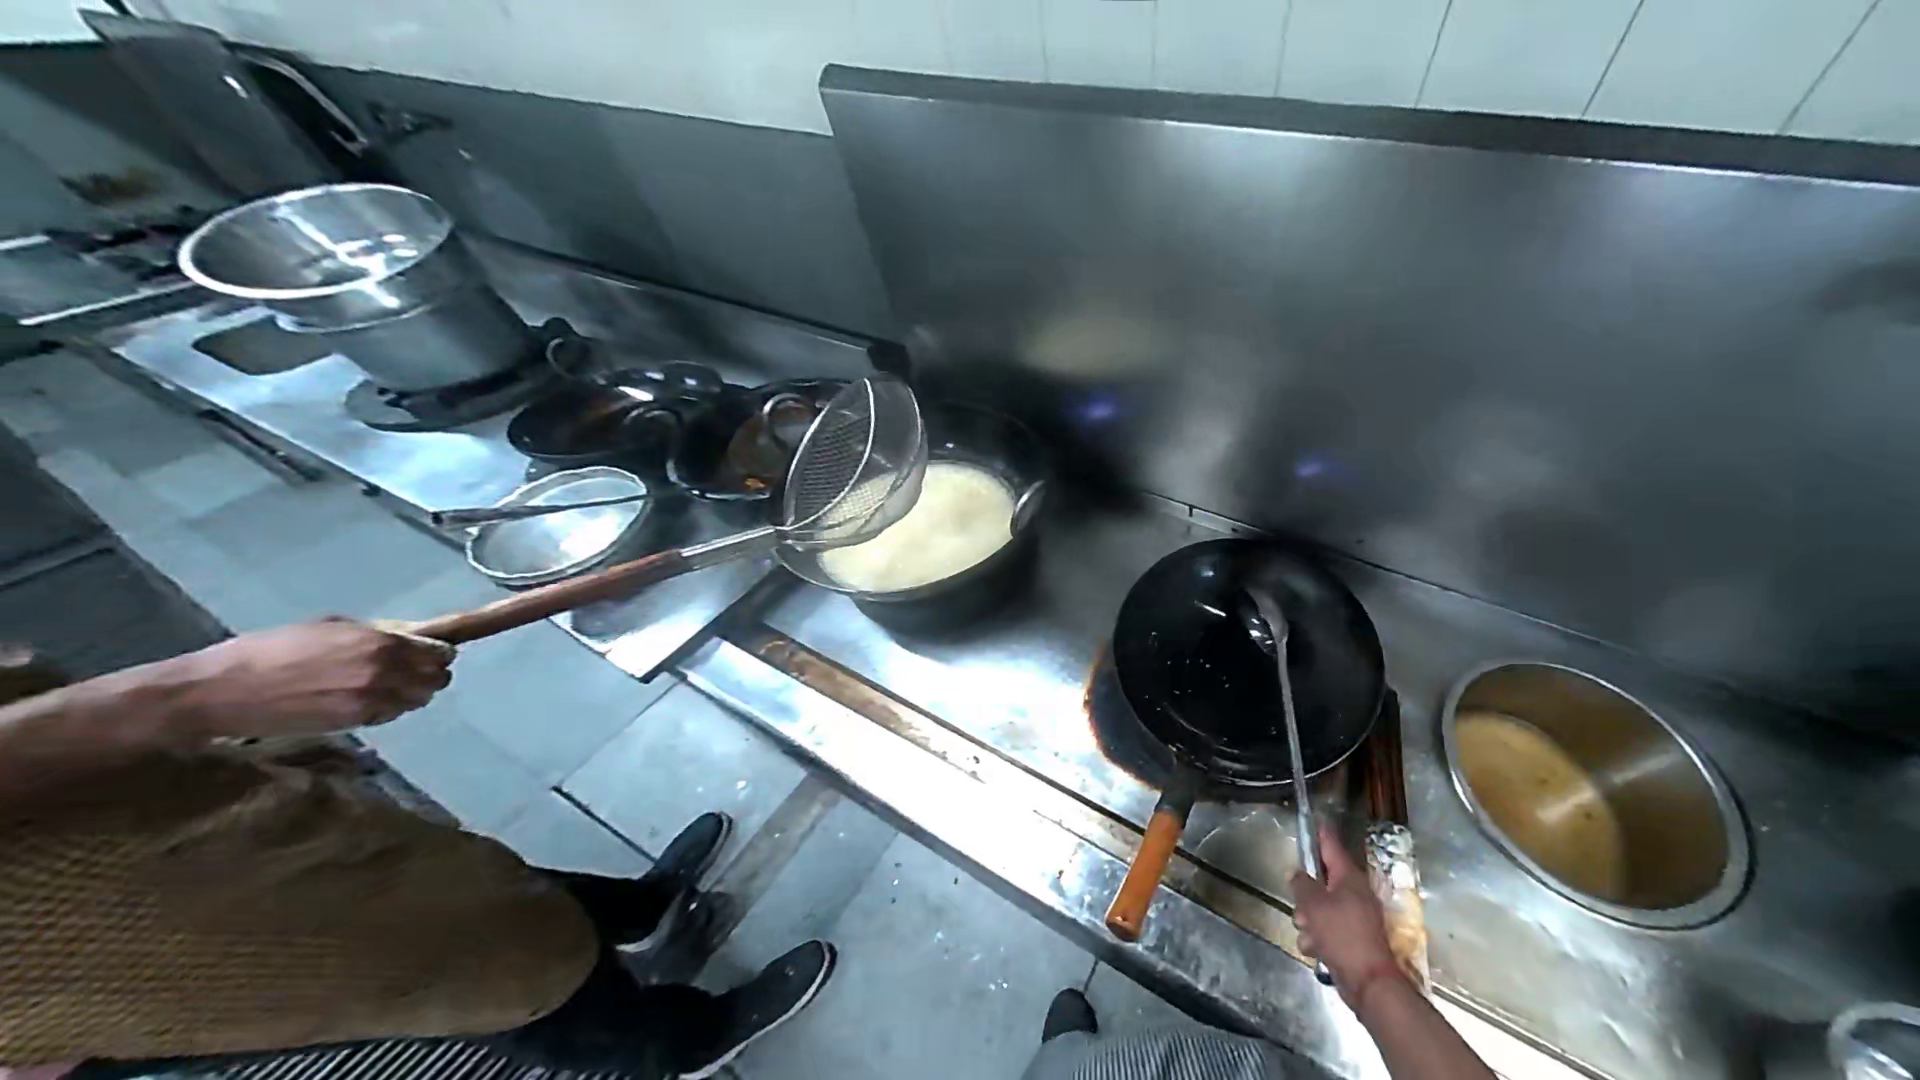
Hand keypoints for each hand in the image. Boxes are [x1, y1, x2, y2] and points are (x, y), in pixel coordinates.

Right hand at [167, 618, 453, 738]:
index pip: (441, 653)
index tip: (425, 656)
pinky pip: (392, 714)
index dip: (436, 655)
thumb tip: (410, 637)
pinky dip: (389, 709)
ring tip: (383, 689)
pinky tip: (365, 702)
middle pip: (438, 678)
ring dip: (410, 694)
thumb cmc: (272, 650)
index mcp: (383, 642)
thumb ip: (378, 634)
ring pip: (419, 699)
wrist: (219, 690)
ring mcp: (373, 698)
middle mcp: (387, 670)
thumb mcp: (333, 628)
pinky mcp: (355, 721)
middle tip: (407, 674)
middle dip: (428, 675)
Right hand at [1291, 824, 1403, 1008]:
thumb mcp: (1313, 903)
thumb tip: (1297, 873)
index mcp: (1349, 878)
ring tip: (1308, 934)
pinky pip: (1325, 929)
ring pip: (1319, 908)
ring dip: (1308, 920)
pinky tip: (1315, 949)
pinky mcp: (1352, 939)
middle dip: (1304, 896)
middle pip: (1320, 881)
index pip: (1331, 846)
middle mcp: (1354, 894)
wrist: (1369, 982)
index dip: (1320, 833)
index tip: (1315, 820)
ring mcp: (1355, 917)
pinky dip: (1317, 937)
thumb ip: (1300, 883)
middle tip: (1299, 906)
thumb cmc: (1341, 934)